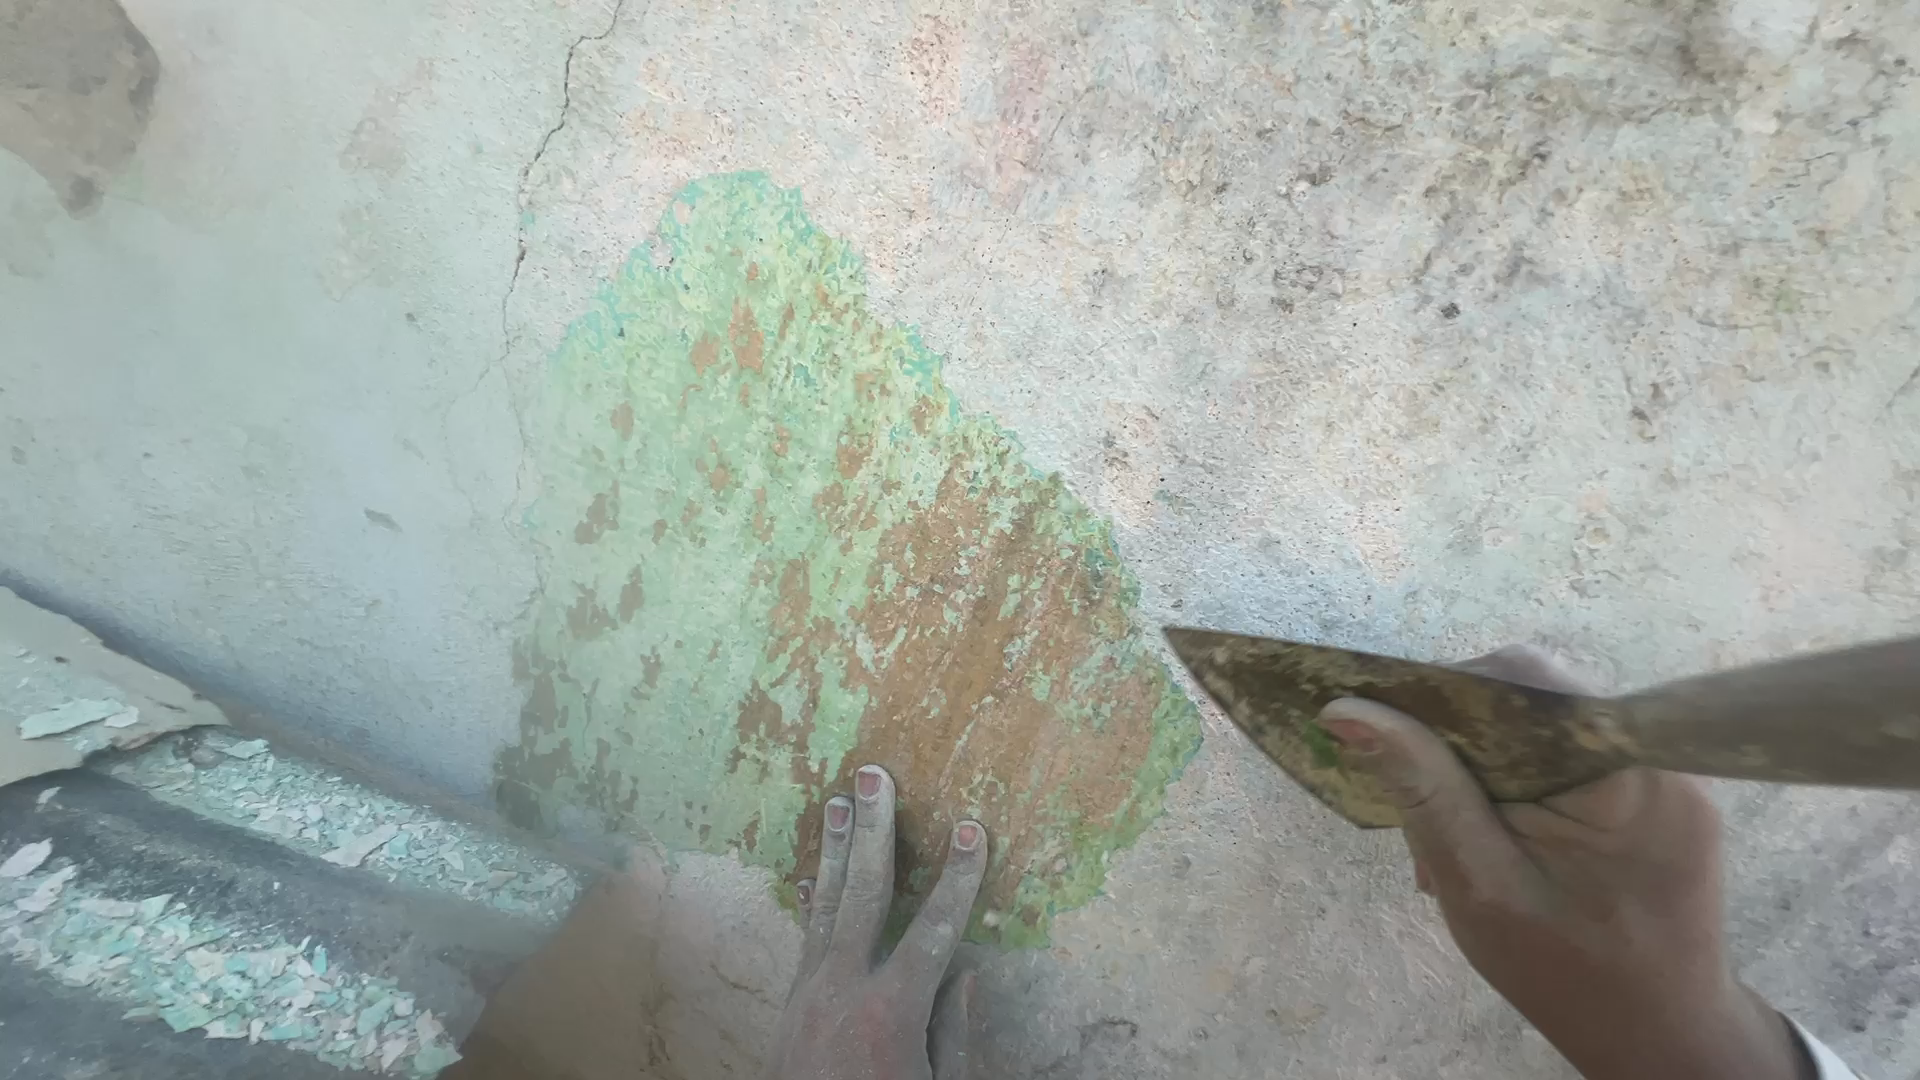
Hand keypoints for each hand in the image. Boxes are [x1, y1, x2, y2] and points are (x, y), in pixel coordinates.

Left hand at [768, 764, 986, 1079]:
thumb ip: (958, 1034)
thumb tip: (965, 968)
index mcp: (889, 1012)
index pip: (934, 927)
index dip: (958, 877)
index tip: (971, 828)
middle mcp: (843, 987)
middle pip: (865, 890)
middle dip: (875, 829)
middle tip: (874, 775)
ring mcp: (810, 991)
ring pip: (828, 901)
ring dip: (837, 847)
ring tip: (839, 799)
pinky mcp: (793, 1001)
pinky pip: (808, 933)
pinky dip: (815, 895)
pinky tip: (816, 867)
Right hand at [1317, 646, 1814, 1079]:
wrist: (1657, 1039)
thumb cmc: (1566, 972)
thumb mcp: (1474, 880)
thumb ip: (1420, 786)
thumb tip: (1345, 710)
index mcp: (1627, 779)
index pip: (1526, 680)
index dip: (1448, 689)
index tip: (1390, 725)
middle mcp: (1654, 758)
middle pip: (1525, 694)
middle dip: (1452, 731)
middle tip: (1413, 788)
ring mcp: (1653, 771)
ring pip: (1530, 719)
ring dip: (1469, 754)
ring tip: (1443, 816)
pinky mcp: (1639, 788)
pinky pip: (1549, 747)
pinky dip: (1499, 771)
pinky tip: (1478, 819)